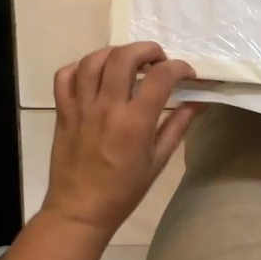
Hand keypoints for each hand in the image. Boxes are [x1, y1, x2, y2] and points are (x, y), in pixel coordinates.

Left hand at [42, 43, 200, 237]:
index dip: (179, 67)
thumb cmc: (124, 191)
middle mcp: (107, 108)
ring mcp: (81, 107)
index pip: (160, 77)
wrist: (80, 210)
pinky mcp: (63, 112)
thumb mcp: (158, 161)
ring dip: (115, 52)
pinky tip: (95, 74)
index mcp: (135, 123)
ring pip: (93, 60)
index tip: (187, 73)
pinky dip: (81, 67)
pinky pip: (65, 77)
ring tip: (128, 62)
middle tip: (158, 60)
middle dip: (146, 49)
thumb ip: (177, 127)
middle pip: (124, 57)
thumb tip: (197, 103)